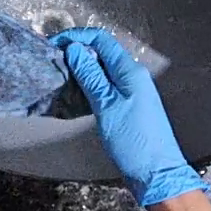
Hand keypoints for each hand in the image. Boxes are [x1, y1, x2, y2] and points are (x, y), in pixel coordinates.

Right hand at [54, 28, 206, 206]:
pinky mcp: (127, 106)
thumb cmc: (134, 142)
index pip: (101, 40)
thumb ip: (90, 76)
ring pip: (101, 69)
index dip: (76, 37)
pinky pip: (104, 85)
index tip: (55, 43)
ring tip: (59, 75)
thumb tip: (74, 49)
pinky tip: (75, 93)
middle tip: (53, 60)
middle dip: (76, 51)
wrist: (157, 174)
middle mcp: (132, 77)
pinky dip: (88, 84)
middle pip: (101, 52)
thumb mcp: (106, 106)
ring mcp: (131, 91)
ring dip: (80, 69)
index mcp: (130, 72)